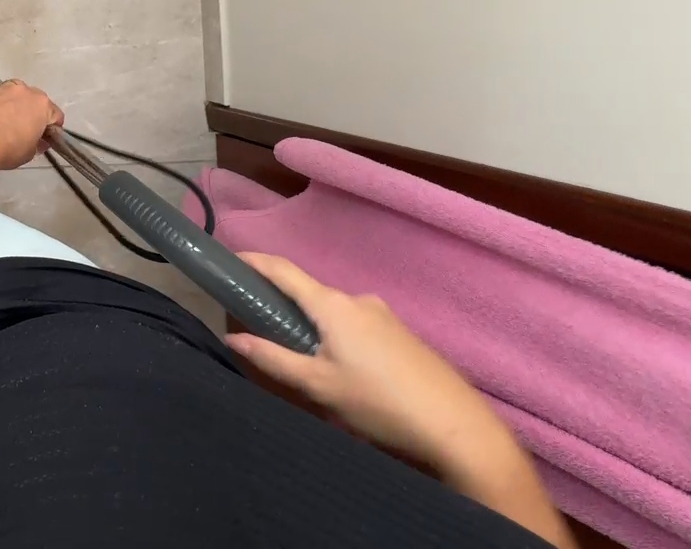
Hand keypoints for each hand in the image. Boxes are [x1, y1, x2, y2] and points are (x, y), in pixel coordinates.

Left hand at [0, 81, 62, 172]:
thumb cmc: (10, 148)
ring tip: (10, 117)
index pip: (56, 115)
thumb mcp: (30, 152)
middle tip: (28, 128)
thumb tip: (39, 141)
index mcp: (42, 105)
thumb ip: (38, 143)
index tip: (46, 138)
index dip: (53, 128)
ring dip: (17, 101)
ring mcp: (5, 89)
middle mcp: (26, 91)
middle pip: (36, 100)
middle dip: (35, 112)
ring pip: (16, 92)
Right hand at [225, 253, 515, 475]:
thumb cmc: (380, 402)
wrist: (462, 432)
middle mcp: (358, 300)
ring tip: (302, 355)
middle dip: (282, 302)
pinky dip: (338, 335)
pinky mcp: (404, 336)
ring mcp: (385, 316)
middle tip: (260, 323)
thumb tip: (232, 338)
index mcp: (332, 304)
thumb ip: (271, 358)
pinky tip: (342, 368)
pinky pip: (357, 325)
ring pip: (334, 312)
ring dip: (313, 324)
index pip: (282, 269)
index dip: (253, 261)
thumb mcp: (317, 385)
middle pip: (308, 292)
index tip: (228, 259)